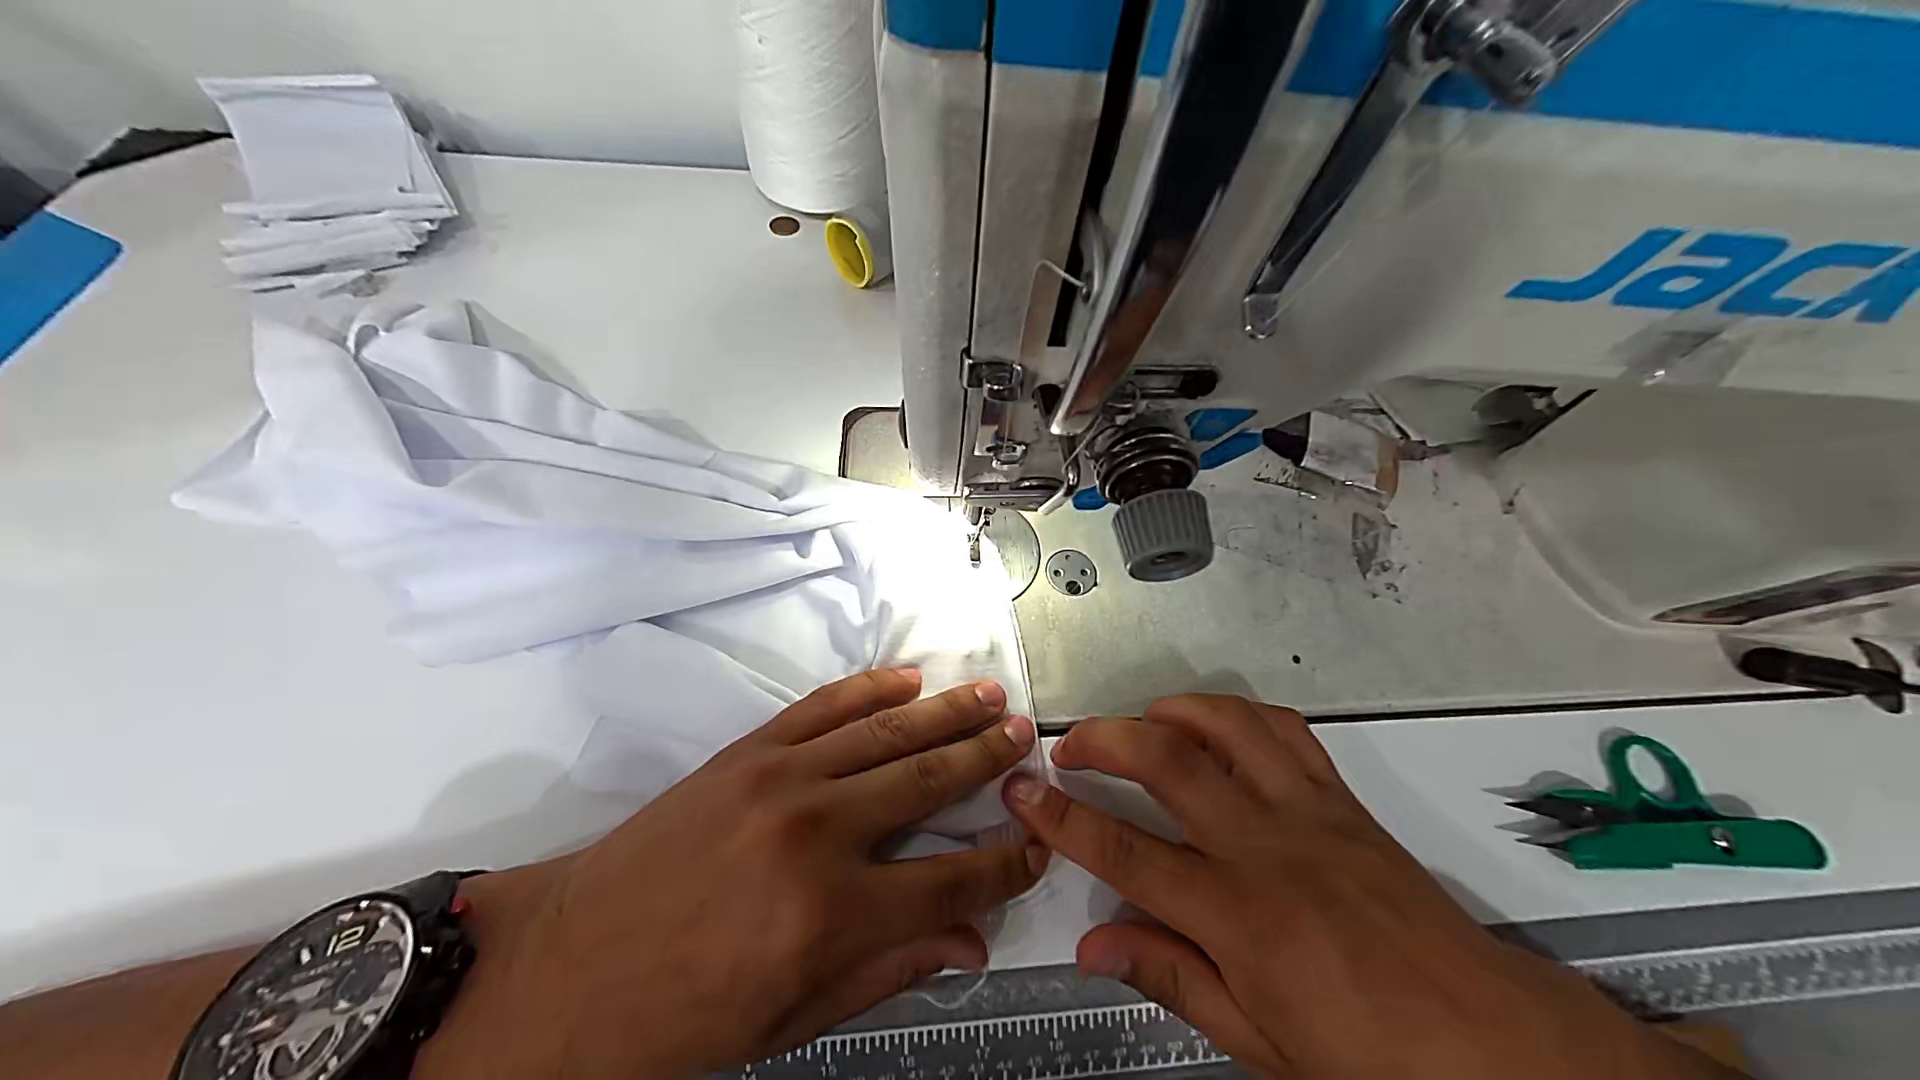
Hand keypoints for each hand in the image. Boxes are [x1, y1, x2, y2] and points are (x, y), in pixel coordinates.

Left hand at [477, 669, 1045, 1078]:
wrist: (566, 970)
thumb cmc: (681, 1015)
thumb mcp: (792, 1021)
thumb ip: (889, 969)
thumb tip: (969, 944)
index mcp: (831, 915)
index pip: (952, 882)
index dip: (1005, 865)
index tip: (1036, 846)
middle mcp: (815, 833)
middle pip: (927, 782)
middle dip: (986, 759)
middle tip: (1025, 737)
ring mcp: (778, 780)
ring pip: (884, 733)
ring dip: (944, 712)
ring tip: (987, 696)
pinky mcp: (744, 753)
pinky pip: (821, 708)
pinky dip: (868, 690)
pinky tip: (906, 680)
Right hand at [1001, 695, 1743, 1079]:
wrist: (1495, 1045)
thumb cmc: (1370, 1056)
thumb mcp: (1258, 1043)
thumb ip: (1170, 977)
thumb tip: (1093, 949)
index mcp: (1241, 918)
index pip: (1126, 855)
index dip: (1063, 819)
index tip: (1023, 792)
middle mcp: (1269, 848)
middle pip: (1168, 761)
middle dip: (1103, 739)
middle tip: (1068, 745)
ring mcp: (1309, 812)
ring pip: (1227, 726)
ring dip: (1170, 710)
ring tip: (1138, 722)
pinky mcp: (1342, 799)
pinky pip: (1286, 731)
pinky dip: (1238, 714)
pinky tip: (1216, 727)